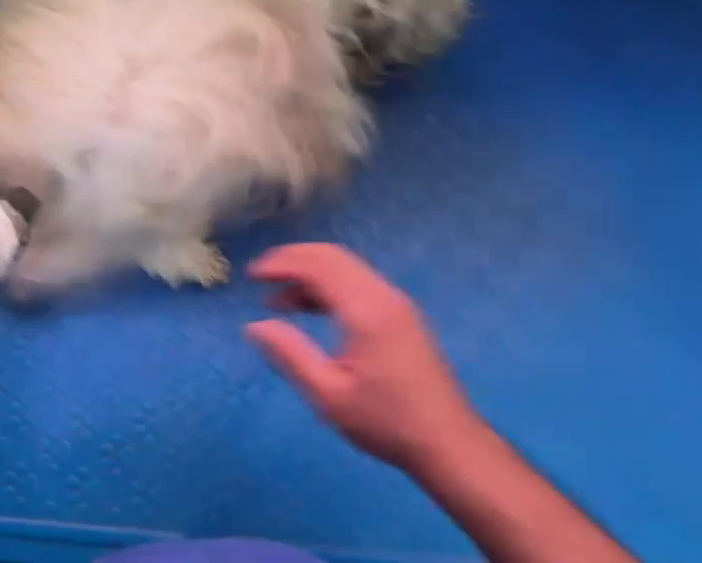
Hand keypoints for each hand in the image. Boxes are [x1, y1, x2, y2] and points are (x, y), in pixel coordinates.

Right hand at [245, 243, 480, 471]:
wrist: (450, 446)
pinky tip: (309, 309)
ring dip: (309, 273)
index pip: (317, 265)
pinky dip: (328, 285)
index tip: (250, 276)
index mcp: (367, 310)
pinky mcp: (401, 315)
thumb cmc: (387, 422)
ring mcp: (396, 303)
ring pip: (345, 267)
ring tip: (277, 299)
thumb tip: (255, 325)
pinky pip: (357, 282)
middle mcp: (383, 296)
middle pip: (332, 256)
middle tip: (260, 277)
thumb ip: (290, 354)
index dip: (280, 263)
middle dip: (292, 259)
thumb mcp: (329, 395)